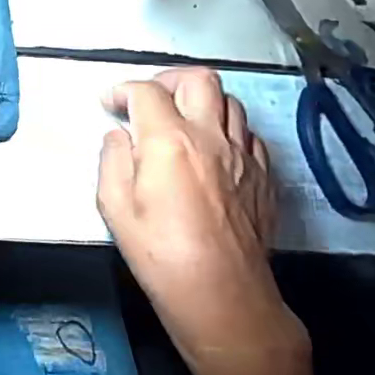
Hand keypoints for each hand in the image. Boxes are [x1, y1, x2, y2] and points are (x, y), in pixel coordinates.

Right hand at [97, 68, 308, 374]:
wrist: (221, 295)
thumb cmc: (160, 253)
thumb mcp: (114, 205)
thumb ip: (112, 159)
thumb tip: (120, 137)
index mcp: (169, 141)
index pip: (146, 91)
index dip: (122, 90)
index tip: (109, 103)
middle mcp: (211, 138)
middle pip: (199, 80)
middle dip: (167, 79)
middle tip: (149, 97)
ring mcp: (244, 156)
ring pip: (230, 102)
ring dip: (200, 101)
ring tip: (181, 119)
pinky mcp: (264, 176)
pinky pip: (248, 133)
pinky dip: (226, 128)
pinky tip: (211, 148)